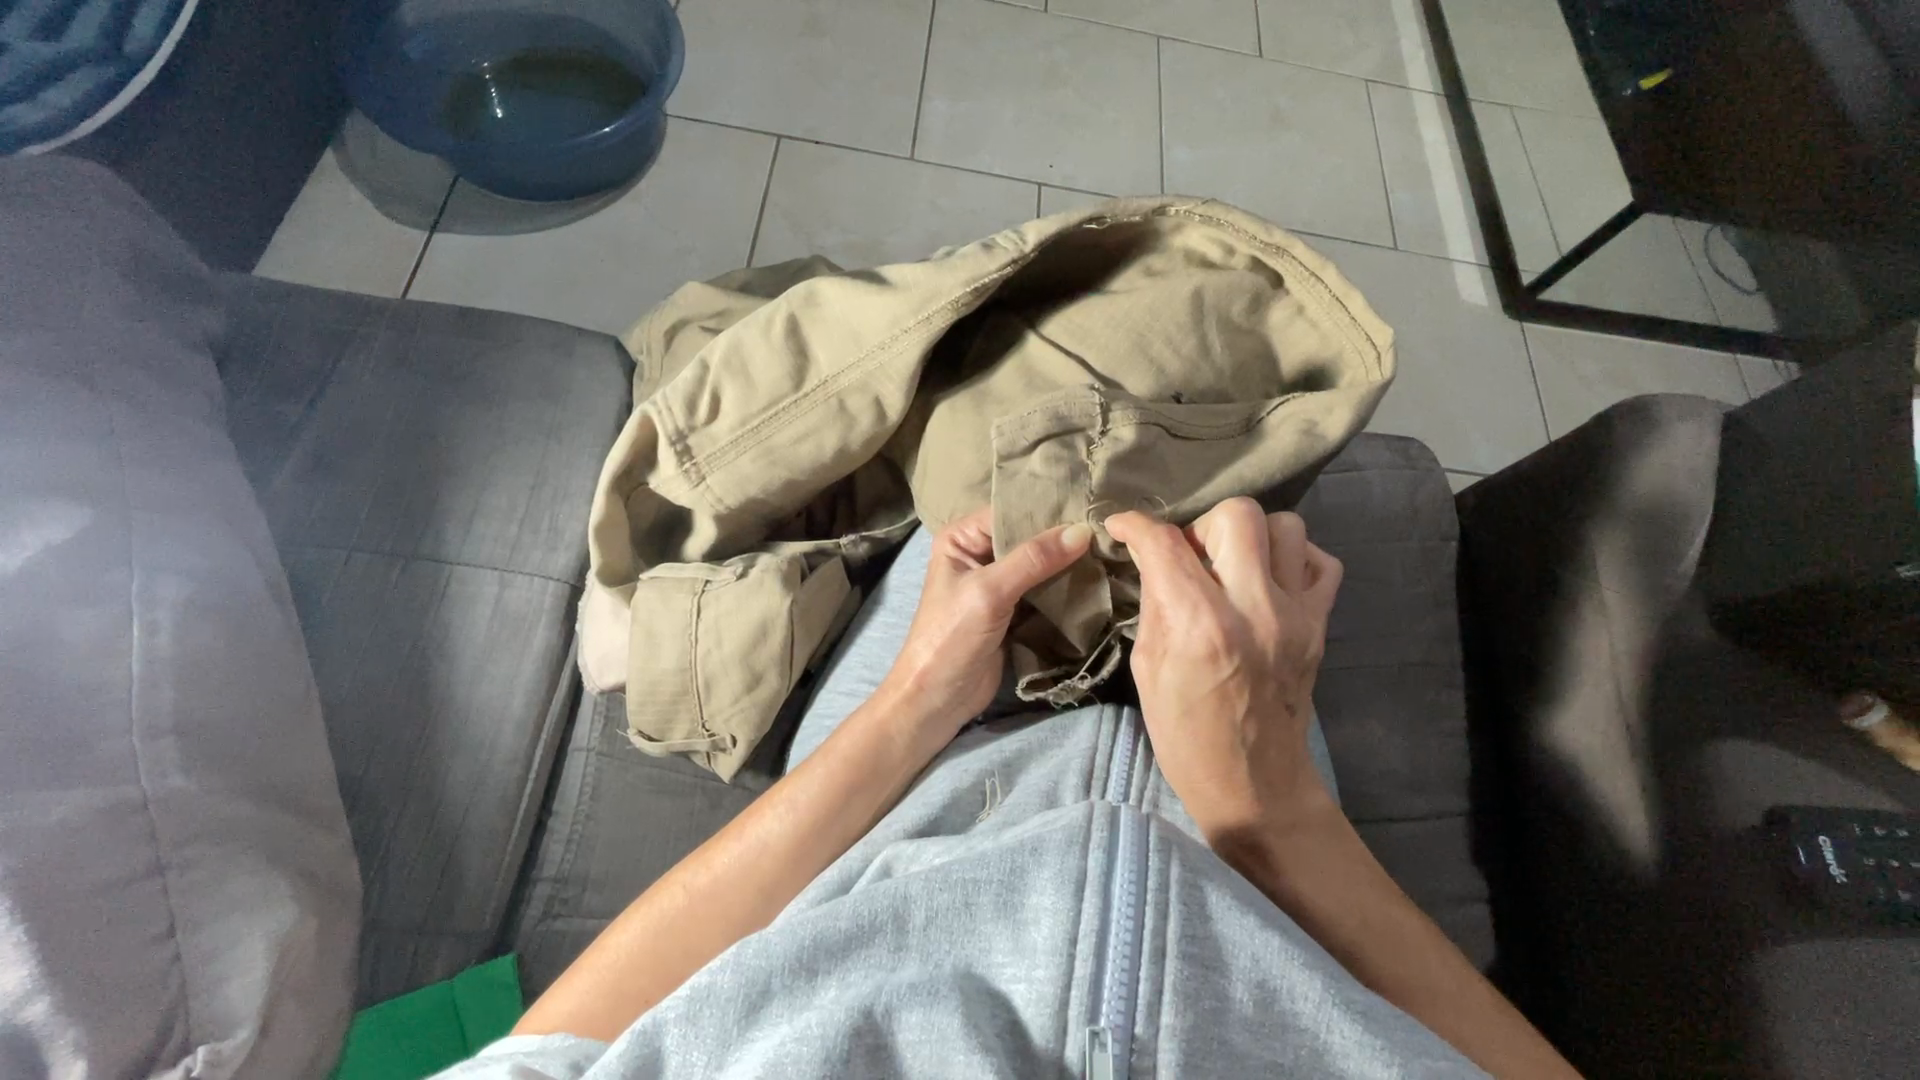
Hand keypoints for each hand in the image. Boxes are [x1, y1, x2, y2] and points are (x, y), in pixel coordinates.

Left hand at [879, 508, 1092, 739]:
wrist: (937, 699)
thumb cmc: (950, 638)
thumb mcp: (989, 592)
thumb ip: (1034, 559)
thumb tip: (1082, 531)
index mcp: (962, 538)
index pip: (1011, 512)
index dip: (1049, 511)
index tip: (1092, 508)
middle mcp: (979, 555)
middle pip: (1029, 538)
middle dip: (1064, 539)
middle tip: (1110, 533)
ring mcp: (998, 585)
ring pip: (1041, 566)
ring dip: (1070, 566)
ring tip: (1111, 554)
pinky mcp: (1014, 612)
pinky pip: (1045, 592)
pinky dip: (1067, 590)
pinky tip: (1097, 582)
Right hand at [1105, 498, 1342, 848]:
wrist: (1256, 786)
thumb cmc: (1185, 735)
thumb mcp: (1147, 669)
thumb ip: (1154, 605)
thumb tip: (1153, 560)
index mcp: (1199, 624)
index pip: (1164, 543)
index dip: (1135, 524)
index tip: (1123, 527)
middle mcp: (1253, 608)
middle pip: (1237, 515)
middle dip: (1201, 525)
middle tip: (1190, 556)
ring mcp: (1296, 615)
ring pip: (1286, 526)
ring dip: (1250, 537)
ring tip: (1231, 566)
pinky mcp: (1321, 625)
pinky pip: (1322, 562)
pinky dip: (1294, 559)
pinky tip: (1269, 581)